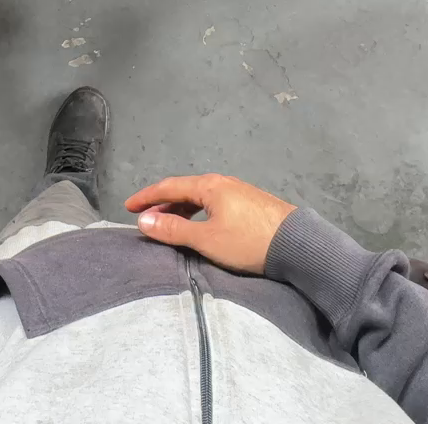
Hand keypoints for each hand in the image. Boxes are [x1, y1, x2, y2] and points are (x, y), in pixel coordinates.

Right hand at [124, 174, 296, 274]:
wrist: (299, 245)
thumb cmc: (249, 242)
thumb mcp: (207, 239)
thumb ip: (174, 229)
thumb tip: (144, 220)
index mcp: (208, 186)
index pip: (169, 186)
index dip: (146, 196)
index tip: (128, 206)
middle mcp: (221, 182)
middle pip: (184, 189)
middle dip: (162, 202)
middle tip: (146, 217)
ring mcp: (238, 191)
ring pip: (200, 196)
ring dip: (180, 207)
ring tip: (169, 222)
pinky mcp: (250, 204)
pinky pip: (213, 202)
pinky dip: (197, 210)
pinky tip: (201, 224)